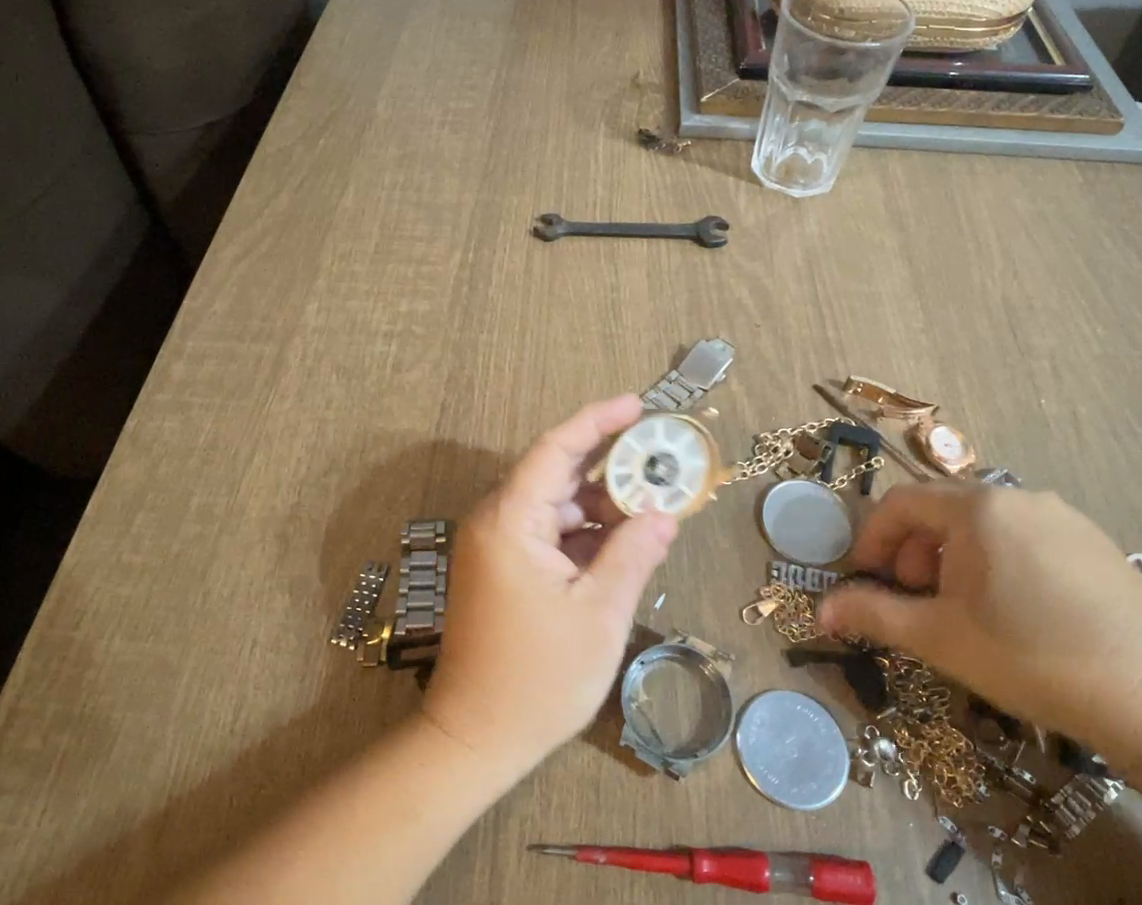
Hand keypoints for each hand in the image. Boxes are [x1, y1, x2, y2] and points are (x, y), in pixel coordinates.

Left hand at [421, 395, 678, 772]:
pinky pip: (546, 534)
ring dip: (600, 504)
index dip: (596, 422)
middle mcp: (495, 523)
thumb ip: (633, 555)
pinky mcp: (500, 572)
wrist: (476, 736)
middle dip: (608, 465)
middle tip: (661, 460)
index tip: (637, 405)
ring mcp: (495, 548)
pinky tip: (623, 542)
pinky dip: (583, 533)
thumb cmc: (539, 677)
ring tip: (653, 502)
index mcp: (510, 522)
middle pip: (554, 474)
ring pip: (553, 506)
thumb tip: (665, 514)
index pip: (554, 450)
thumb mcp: (599, 614)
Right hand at [819, 483, 1141, 767]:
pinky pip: (1026, 539)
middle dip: (913, 552)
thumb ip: (872, 614)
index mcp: (979, 508)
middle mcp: (1022, 497)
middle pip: (943, 510)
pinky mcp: (1100, 546)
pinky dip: (998, 563)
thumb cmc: (1029, 659)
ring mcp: (1067, 519)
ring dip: (953, 559)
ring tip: (961, 611)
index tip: (863, 580)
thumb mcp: (938, 638)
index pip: (901, 502)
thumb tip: (821, 609)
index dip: (871, 539)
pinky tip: (1013, 614)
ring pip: (986, 525)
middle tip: (913, 601)